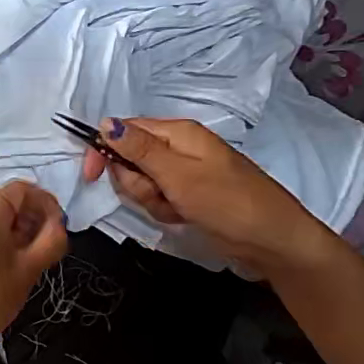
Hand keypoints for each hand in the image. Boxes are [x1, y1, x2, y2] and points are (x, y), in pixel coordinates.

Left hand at [0, 181, 68, 358]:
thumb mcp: (32, 266)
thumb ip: (52, 238)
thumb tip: (58, 223)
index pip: (21, 189)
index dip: (45, 201)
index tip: (60, 222)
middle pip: (9, 201)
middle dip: (34, 216)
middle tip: (52, 241)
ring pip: (0, 216)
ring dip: (22, 228)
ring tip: (37, 254)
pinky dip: (7, 237)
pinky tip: (18, 260)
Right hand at [82, 117, 329, 269]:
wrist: (271, 241)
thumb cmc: (226, 202)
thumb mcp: (177, 174)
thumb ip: (139, 150)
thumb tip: (105, 122)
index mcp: (177, 132)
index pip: (124, 131)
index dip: (104, 151)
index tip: (92, 176)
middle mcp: (178, 148)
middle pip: (130, 160)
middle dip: (135, 183)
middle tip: (158, 194)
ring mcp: (184, 173)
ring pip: (142, 183)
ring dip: (150, 200)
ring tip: (176, 208)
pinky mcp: (188, 195)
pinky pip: (159, 199)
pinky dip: (164, 210)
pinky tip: (183, 217)